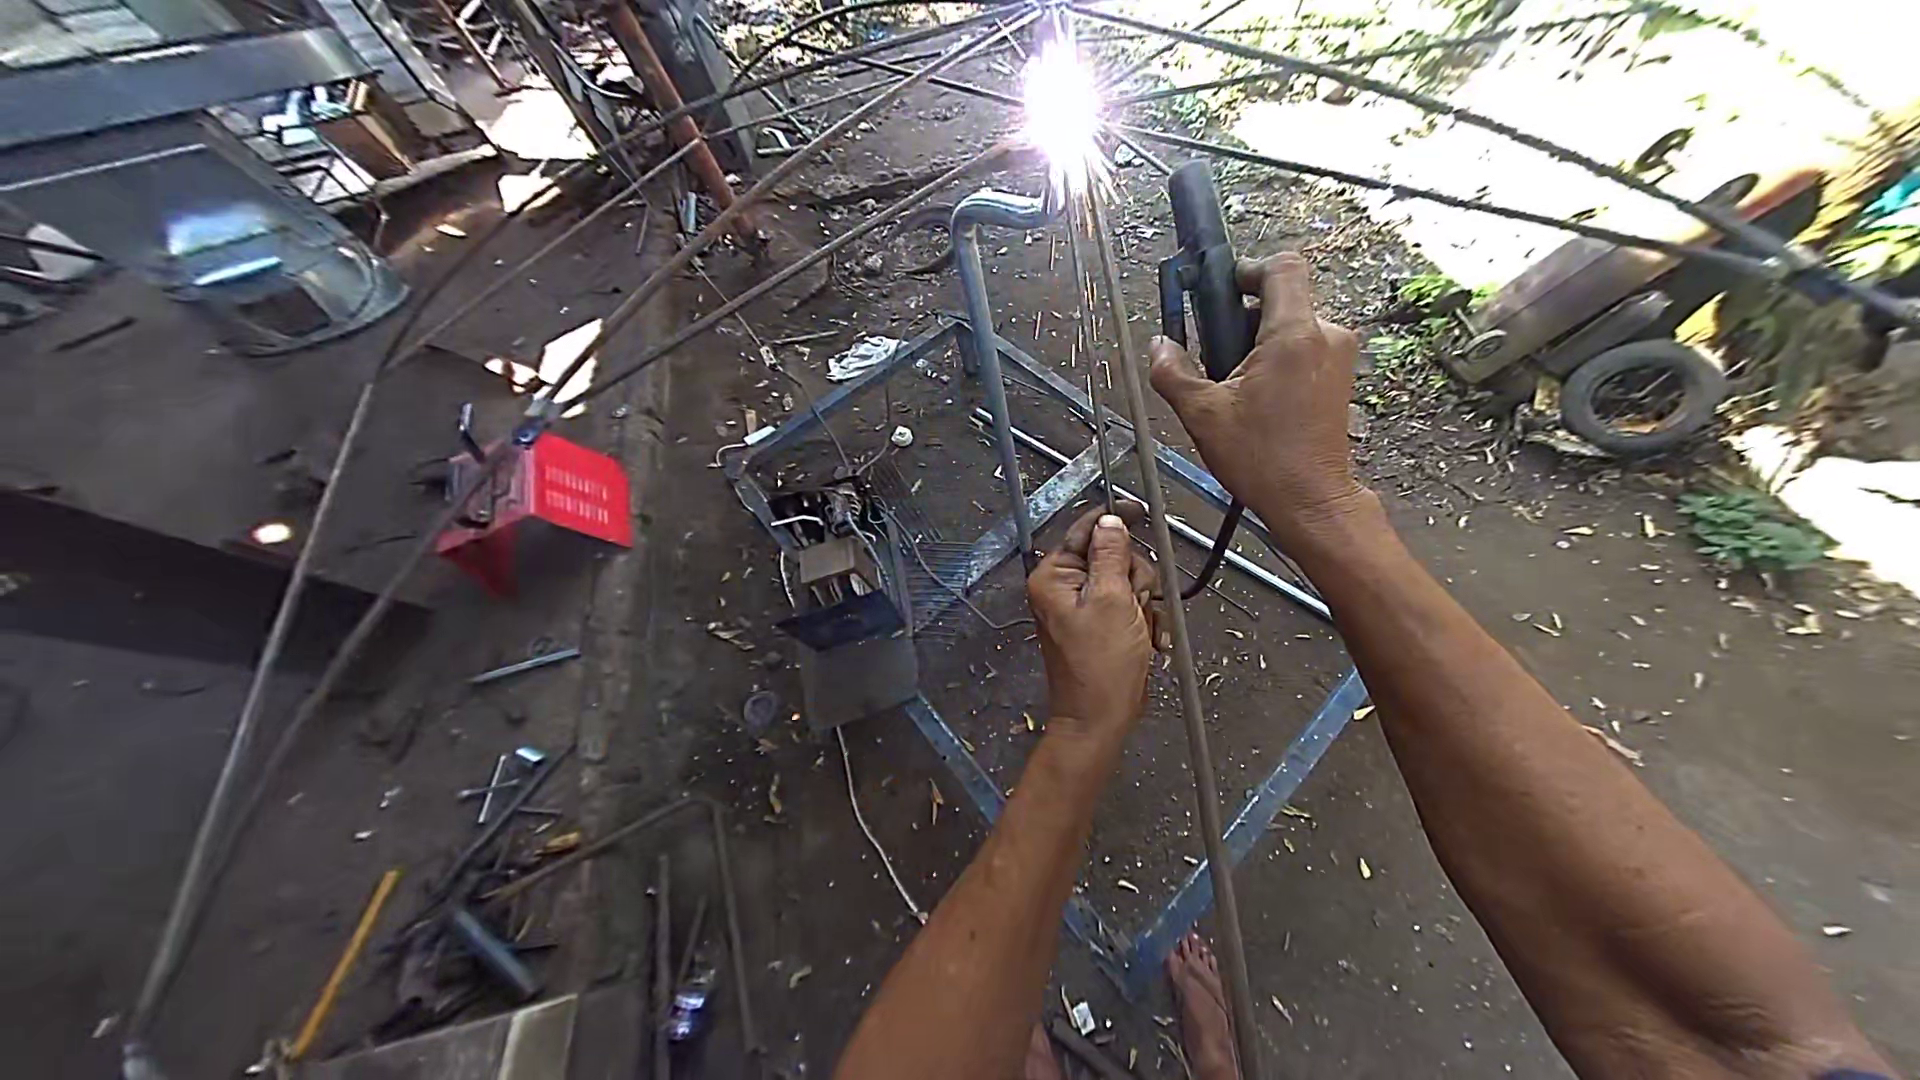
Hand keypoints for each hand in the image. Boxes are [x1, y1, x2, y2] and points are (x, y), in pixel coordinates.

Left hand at [1027, 503, 1162, 739]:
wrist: (1101, 717)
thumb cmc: (1101, 664)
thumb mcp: (1111, 600)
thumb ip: (1111, 555)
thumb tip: (1110, 522)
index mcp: (1053, 576)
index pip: (1084, 531)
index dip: (1113, 521)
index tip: (1140, 510)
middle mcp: (1064, 587)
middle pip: (1112, 556)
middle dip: (1134, 577)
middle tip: (1137, 601)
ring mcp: (1083, 606)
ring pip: (1127, 580)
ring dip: (1143, 602)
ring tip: (1141, 627)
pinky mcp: (1100, 623)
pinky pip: (1129, 605)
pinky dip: (1143, 619)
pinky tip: (1146, 638)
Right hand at [1149, 253, 1370, 548]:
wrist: (1310, 499)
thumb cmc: (1264, 460)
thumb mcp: (1202, 415)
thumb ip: (1173, 372)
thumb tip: (1158, 346)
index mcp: (1293, 336)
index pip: (1280, 267)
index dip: (1245, 270)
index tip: (1219, 290)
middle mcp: (1325, 337)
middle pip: (1280, 300)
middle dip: (1241, 321)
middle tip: (1214, 358)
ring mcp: (1337, 357)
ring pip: (1290, 327)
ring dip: (1256, 345)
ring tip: (1232, 388)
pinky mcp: (1338, 377)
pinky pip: (1303, 350)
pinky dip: (1275, 362)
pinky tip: (1254, 399)